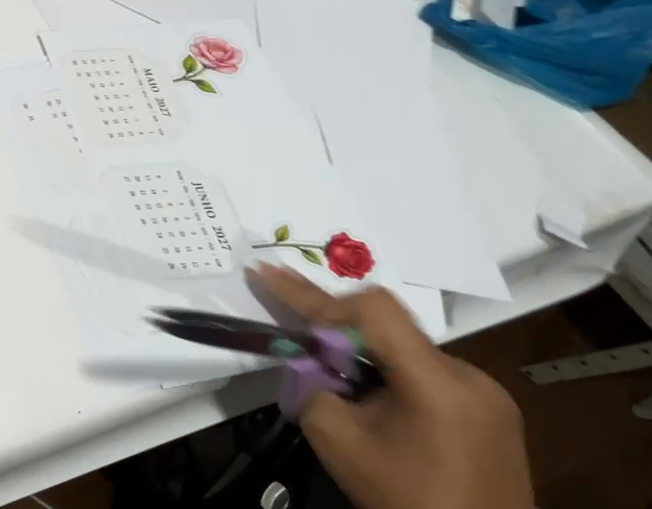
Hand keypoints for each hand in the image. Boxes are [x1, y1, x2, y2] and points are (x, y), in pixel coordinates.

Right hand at [252, 264, 531, 508]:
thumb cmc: (407, 499)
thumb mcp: (336, 439)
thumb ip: (310, 384)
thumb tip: (308, 358)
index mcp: (438, 383)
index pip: (371, 310)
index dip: (314, 294)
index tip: (268, 274)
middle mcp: (470, 377)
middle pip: (387, 325)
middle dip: (335, 325)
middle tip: (294, 329)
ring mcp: (488, 394)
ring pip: (405, 347)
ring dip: (363, 352)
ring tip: (337, 382)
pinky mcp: (492, 412)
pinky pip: (427, 371)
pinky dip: (390, 372)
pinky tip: (374, 401)